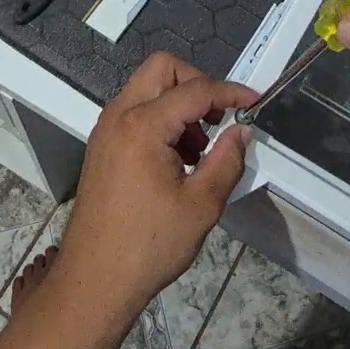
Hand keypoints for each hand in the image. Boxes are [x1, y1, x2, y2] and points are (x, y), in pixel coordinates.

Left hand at [58, 54, 256, 320]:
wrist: (94, 280)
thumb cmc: (149, 245)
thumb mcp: (201, 205)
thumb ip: (226, 161)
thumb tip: (242, 133)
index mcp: (143, 125)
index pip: (195, 89)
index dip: (230, 93)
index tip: (255, 104)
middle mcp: (119, 116)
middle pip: (162, 69)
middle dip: (197, 84)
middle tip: (219, 119)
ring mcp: (106, 130)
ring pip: (147, 89)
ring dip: (178, 104)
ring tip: (199, 151)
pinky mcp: (102, 146)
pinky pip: (135, 112)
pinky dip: (161, 120)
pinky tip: (177, 161)